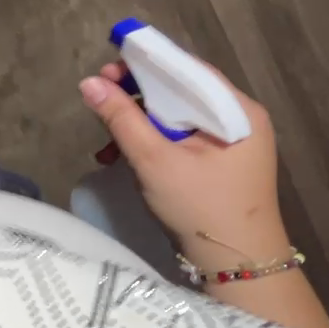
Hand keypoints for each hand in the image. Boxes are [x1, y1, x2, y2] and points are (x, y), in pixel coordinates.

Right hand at [78, 62, 291, 270]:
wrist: (237, 264)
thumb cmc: (201, 207)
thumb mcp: (153, 160)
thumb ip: (121, 118)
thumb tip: (89, 82)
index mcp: (238, 111)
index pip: (188, 69)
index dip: (146, 62)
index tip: (107, 68)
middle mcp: (239, 118)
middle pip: (179, 89)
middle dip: (135, 93)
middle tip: (99, 97)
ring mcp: (230, 139)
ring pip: (174, 112)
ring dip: (137, 119)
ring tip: (106, 136)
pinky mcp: (218, 157)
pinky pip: (178, 133)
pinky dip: (149, 138)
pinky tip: (122, 153)